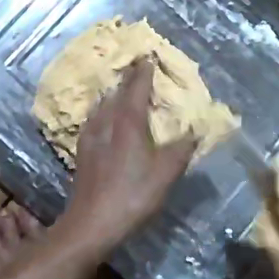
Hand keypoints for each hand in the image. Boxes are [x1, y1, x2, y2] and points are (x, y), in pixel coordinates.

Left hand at [60, 58, 196, 254]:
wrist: (92, 221)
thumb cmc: (132, 194)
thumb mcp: (165, 173)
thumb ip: (180, 149)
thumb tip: (195, 130)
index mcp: (127, 122)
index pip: (136, 88)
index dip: (143, 73)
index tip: (149, 57)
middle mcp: (106, 122)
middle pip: (116, 93)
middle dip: (127, 80)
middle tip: (137, 68)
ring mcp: (90, 135)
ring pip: (103, 105)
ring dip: (113, 94)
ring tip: (122, 89)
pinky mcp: (82, 150)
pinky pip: (95, 119)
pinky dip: (103, 111)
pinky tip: (104, 118)